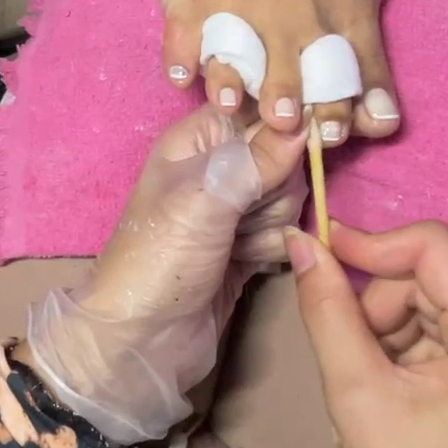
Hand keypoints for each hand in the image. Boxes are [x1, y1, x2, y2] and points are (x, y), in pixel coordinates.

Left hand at [25, 104, 306, 443]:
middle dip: (275, 188)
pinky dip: (272, 248)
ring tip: (236, 244)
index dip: (282, 124)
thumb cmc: (160, 256)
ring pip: (288, 196)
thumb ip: (257, 158)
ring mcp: (232, 207)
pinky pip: (285, 232)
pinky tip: (247, 263)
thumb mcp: (206, 198)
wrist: (143, 338)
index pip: (258, 109)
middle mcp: (216, 166)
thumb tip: (304, 118)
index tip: (293, 147)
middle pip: (283, 155)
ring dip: (271, 224)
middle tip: (242, 213)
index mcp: (196, 140)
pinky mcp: (247, 244)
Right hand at [286, 221, 447, 447]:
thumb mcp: (358, 395)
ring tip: (383, 390)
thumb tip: (300, 240)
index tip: (322, 254)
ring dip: (397, 333)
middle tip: (359, 362)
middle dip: (383, 309)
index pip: (434, 247)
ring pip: (442, 305)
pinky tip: (408, 397)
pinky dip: (421, 352)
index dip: (371, 244)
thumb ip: (326, 309)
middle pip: (434, 280)